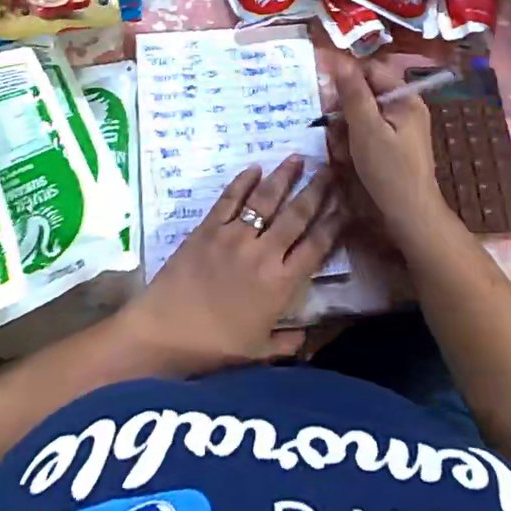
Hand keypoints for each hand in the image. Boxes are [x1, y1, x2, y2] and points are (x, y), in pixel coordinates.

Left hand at [114, 155, 342, 375]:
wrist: (164, 332)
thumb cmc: (214, 348)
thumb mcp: (258, 352)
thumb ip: (286, 342)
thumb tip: (306, 336)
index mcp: (281, 284)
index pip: (316, 246)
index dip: (333, 222)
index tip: (345, 203)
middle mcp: (263, 253)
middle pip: (296, 214)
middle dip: (316, 189)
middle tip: (330, 169)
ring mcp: (234, 236)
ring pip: (265, 199)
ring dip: (284, 177)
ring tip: (298, 158)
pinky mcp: (208, 228)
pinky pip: (229, 199)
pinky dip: (243, 182)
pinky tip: (255, 168)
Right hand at [327, 57, 448, 235]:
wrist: (410, 216)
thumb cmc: (389, 171)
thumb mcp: (366, 129)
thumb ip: (352, 93)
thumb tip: (338, 58)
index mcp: (405, 98)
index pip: (370, 70)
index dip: (345, 76)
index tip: (322, 91)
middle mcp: (405, 107)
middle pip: (365, 92)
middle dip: (342, 108)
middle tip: (327, 125)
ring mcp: (400, 127)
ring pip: (362, 113)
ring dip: (344, 126)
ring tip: (337, 148)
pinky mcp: (393, 144)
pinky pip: (367, 130)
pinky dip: (353, 139)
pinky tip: (344, 156)